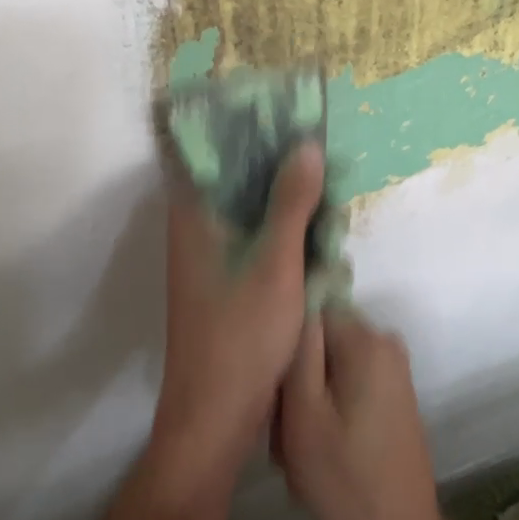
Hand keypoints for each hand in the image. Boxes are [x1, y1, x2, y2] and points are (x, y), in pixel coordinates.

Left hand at [153, 142, 324, 482]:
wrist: (215, 418)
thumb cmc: (240, 336)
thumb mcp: (276, 264)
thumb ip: (291, 203)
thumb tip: (307, 143)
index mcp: (193, 215)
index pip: (207, 148)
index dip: (239, 121)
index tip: (278, 100)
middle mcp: (196, 228)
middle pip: (232, 174)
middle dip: (272, 155)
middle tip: (315, 136)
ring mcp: (211, 255)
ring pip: (247, 206)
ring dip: (282, 192)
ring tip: (325, 172)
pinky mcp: (228, 279)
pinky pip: (256, 234)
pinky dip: (283, 224)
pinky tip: (318, 223)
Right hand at [275, 312, 459, 519]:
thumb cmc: (344, 475)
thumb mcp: (303, 413)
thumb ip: (299, 350)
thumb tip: (297, 299)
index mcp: (365, 338)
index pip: (309, 310)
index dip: (286, 345)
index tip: (278, 385)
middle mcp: (385, 341)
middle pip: (321, 339)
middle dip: (298, 377)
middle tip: (285, 426)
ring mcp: (393, 368)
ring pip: (331, 365)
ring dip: (310, 398)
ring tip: (300, 442)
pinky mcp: (394, 393)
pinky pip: (349, 383)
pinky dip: (330, 409)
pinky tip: (322, 446)